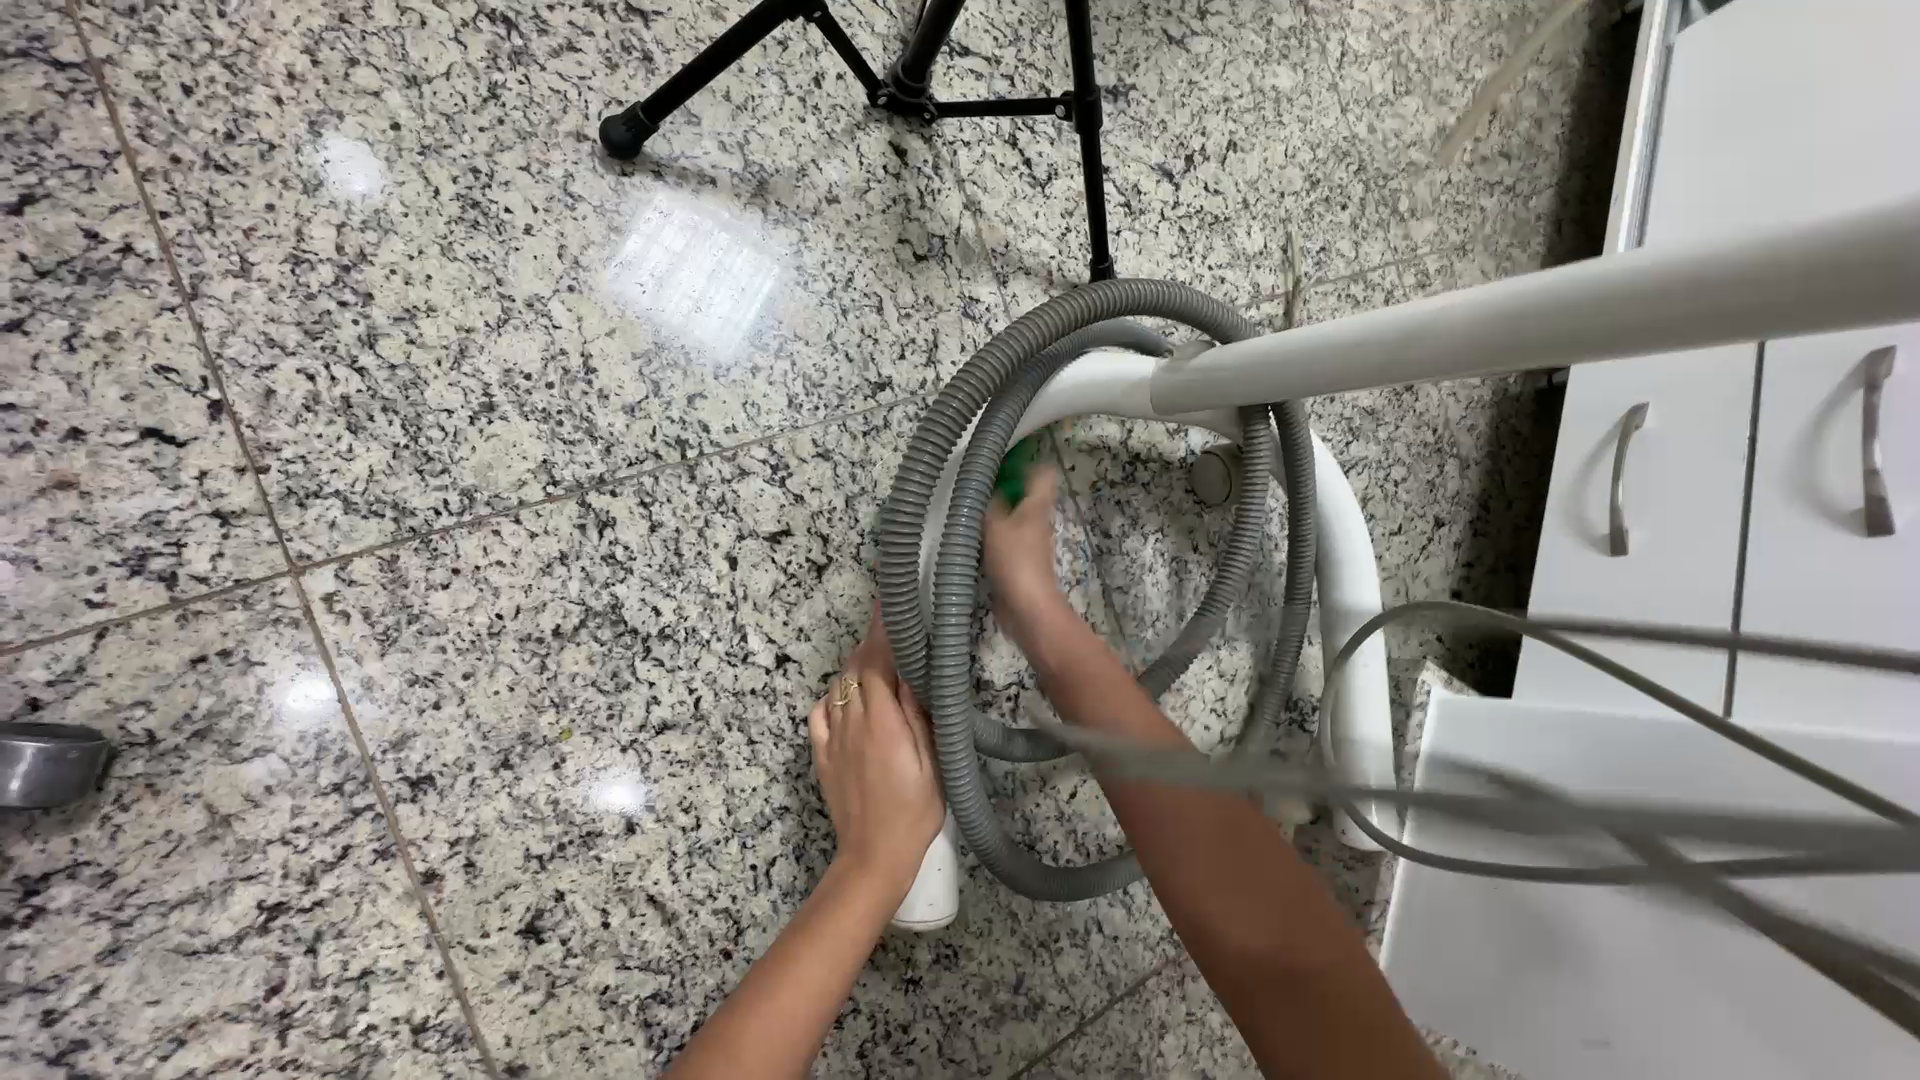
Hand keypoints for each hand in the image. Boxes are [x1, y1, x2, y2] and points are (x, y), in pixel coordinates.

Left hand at [808, 605, 943, 890]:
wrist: (873, 856)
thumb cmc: (915, 813)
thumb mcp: (933, 764)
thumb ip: (919, 716)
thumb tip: (910, 675)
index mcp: (882, 721)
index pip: (877, 662)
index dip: (881, 631)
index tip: (886, 604)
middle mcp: (852, 722)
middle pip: (855, 669)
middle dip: (871, 643)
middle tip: (888, 626)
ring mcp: (832, 737)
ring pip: (839, 687)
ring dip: (855, 666)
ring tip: (875, 657)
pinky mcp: (821, 754)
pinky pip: (820, 712)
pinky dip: (833, 694)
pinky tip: (846, 695)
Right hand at [983, 464, 1070, 637]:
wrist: (1027, 608)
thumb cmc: (1015, 561)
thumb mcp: (996, 524)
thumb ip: (988, 501)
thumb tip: (984, 483)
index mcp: (1038, 506)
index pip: (1043, 473)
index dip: (1027, 461)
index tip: (1001, 456)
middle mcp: (1037, 521)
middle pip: (1025, 495)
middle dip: (1004, 486)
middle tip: (975, 481)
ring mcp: (1028, 543)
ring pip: (1012, 517)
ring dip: (994, 512)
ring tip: (967, 506)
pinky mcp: (1018, 562)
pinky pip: (1003, 540)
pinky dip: (990, 535)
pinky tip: (969, 537)